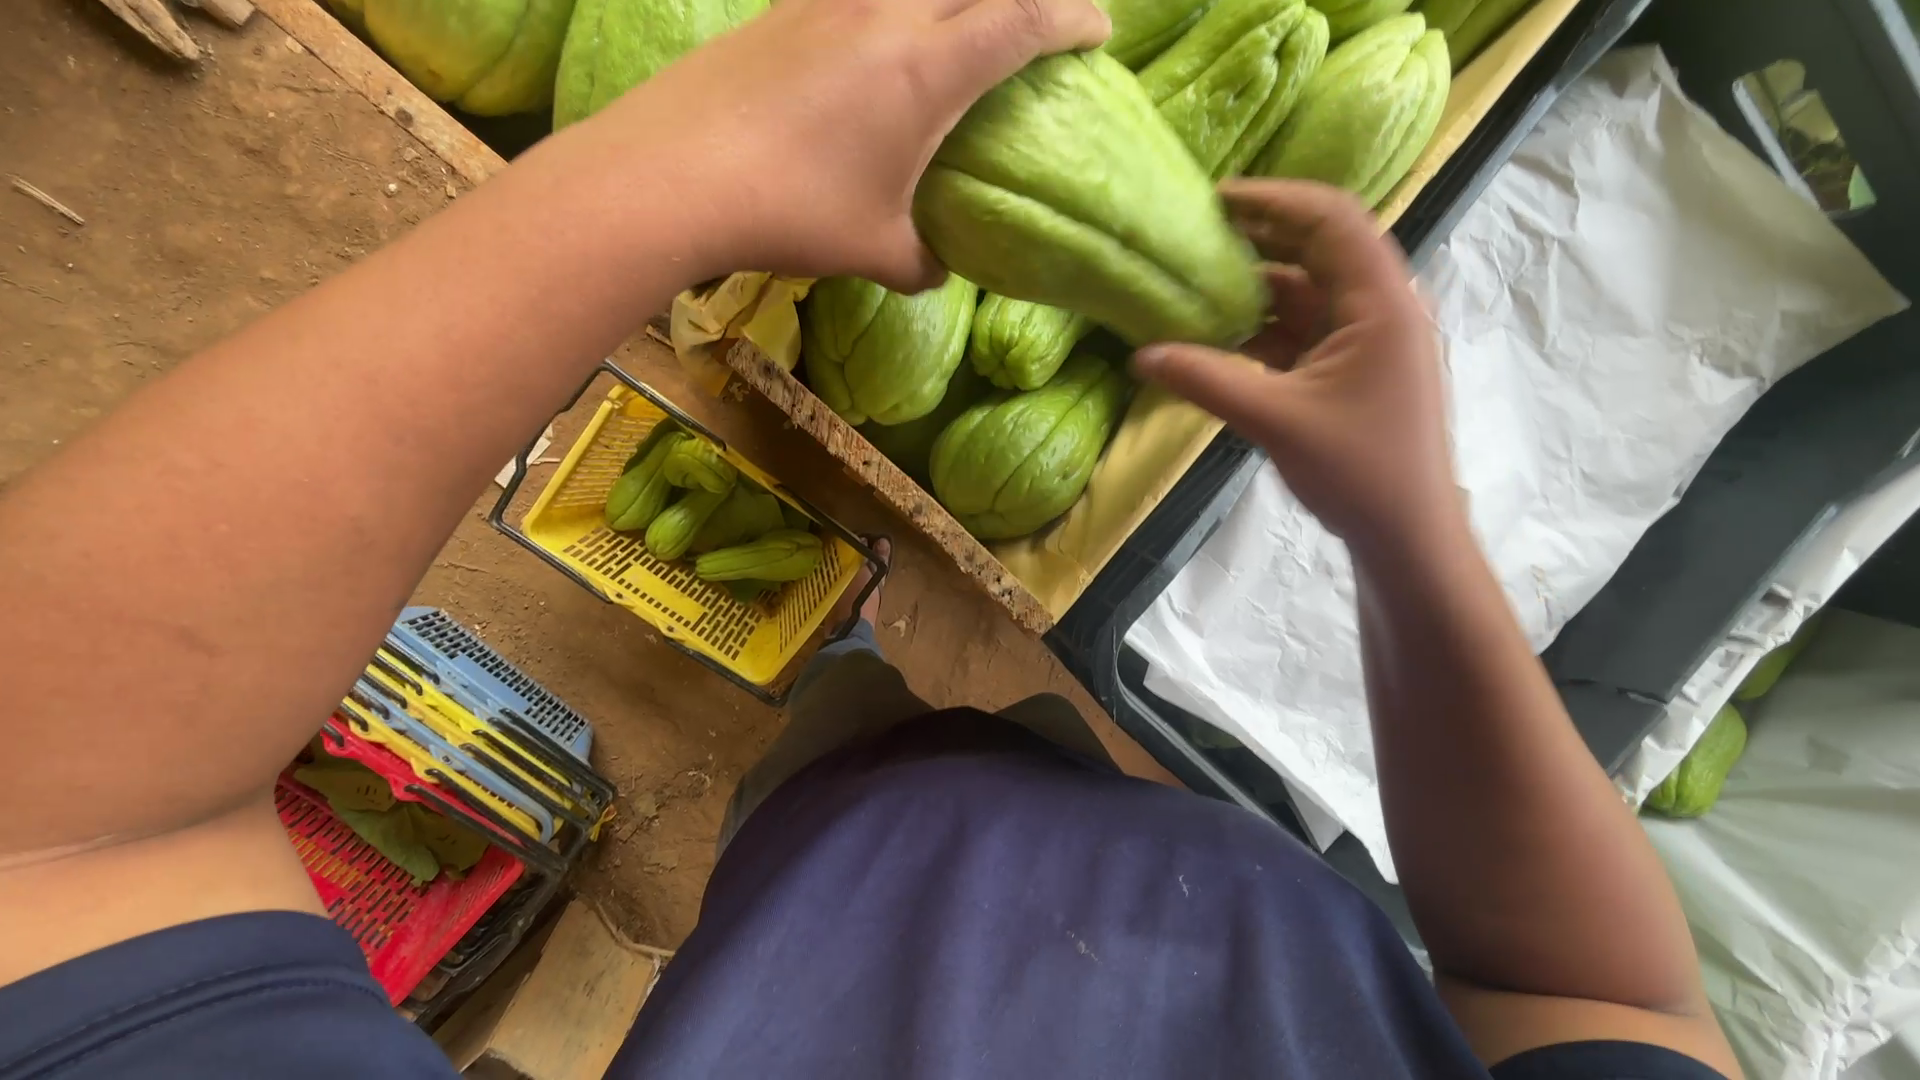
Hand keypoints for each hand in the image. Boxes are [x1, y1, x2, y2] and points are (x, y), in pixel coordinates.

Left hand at [583, 0, 1109, 292]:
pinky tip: (883, 31)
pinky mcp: (787, 5)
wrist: (674, 176)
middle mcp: (887, 12)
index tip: (1098, 31)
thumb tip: (936, 270)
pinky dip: (896, 3)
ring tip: (966, 21)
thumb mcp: (875, 251)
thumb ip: (921, 261)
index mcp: (927, 69)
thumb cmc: (792, 213)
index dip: (1071, 18)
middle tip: (1044, 15)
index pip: (1022, 20)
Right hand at [1133, 180, 1458, 555]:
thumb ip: (1207, 380)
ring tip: (1196, 286)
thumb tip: (1141, 355)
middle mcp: (1381, 307)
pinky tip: (1218, 338)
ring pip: (1306, 294)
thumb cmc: (1358, 469)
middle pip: (1318, 250)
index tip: (1217, 198)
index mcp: (1382, 302)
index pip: (1332, 219)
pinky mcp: (1351, 369)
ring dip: (1255, 291)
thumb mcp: (1276, 420)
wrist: (1406, 532)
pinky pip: (1302, 332)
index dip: (1275, 198)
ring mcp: (1367, 340)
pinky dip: (1263, 330)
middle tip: (1197, 234)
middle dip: (1259, 239)